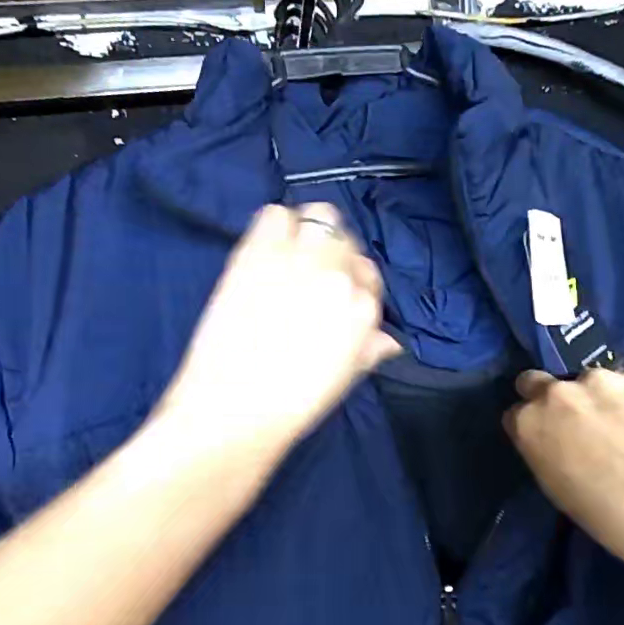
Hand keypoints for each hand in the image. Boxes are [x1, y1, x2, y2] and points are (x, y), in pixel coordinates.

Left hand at [155, 203, 400, 457]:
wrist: (235, 409)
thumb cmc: (292, 403)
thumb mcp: (343, 378)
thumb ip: (367, 349)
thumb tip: (388, 340)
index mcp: (363, 310)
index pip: (369, 275)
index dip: (351, 280)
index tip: (333, 291)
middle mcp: (338, 277)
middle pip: (346, 240)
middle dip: (333, 252)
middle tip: (310, 270)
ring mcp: (297, 261)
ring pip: (319, 217)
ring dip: (309, 230)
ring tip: (291, 251)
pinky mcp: (257, 254)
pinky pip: (274, 215)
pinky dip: (274, 225)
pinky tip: (265, 246)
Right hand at [503, 368, 623, 615]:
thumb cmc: (616, 521)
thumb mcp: (559, 489)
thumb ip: (546, 450)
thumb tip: (554, 436)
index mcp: (530, 424)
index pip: (517, 411)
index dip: (534, 424)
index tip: (551, 438)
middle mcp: (558, 392)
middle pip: (540, 382)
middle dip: (553, 398)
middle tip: (581, 424)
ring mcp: (602, 379)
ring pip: (590, 382)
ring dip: (601, 398)